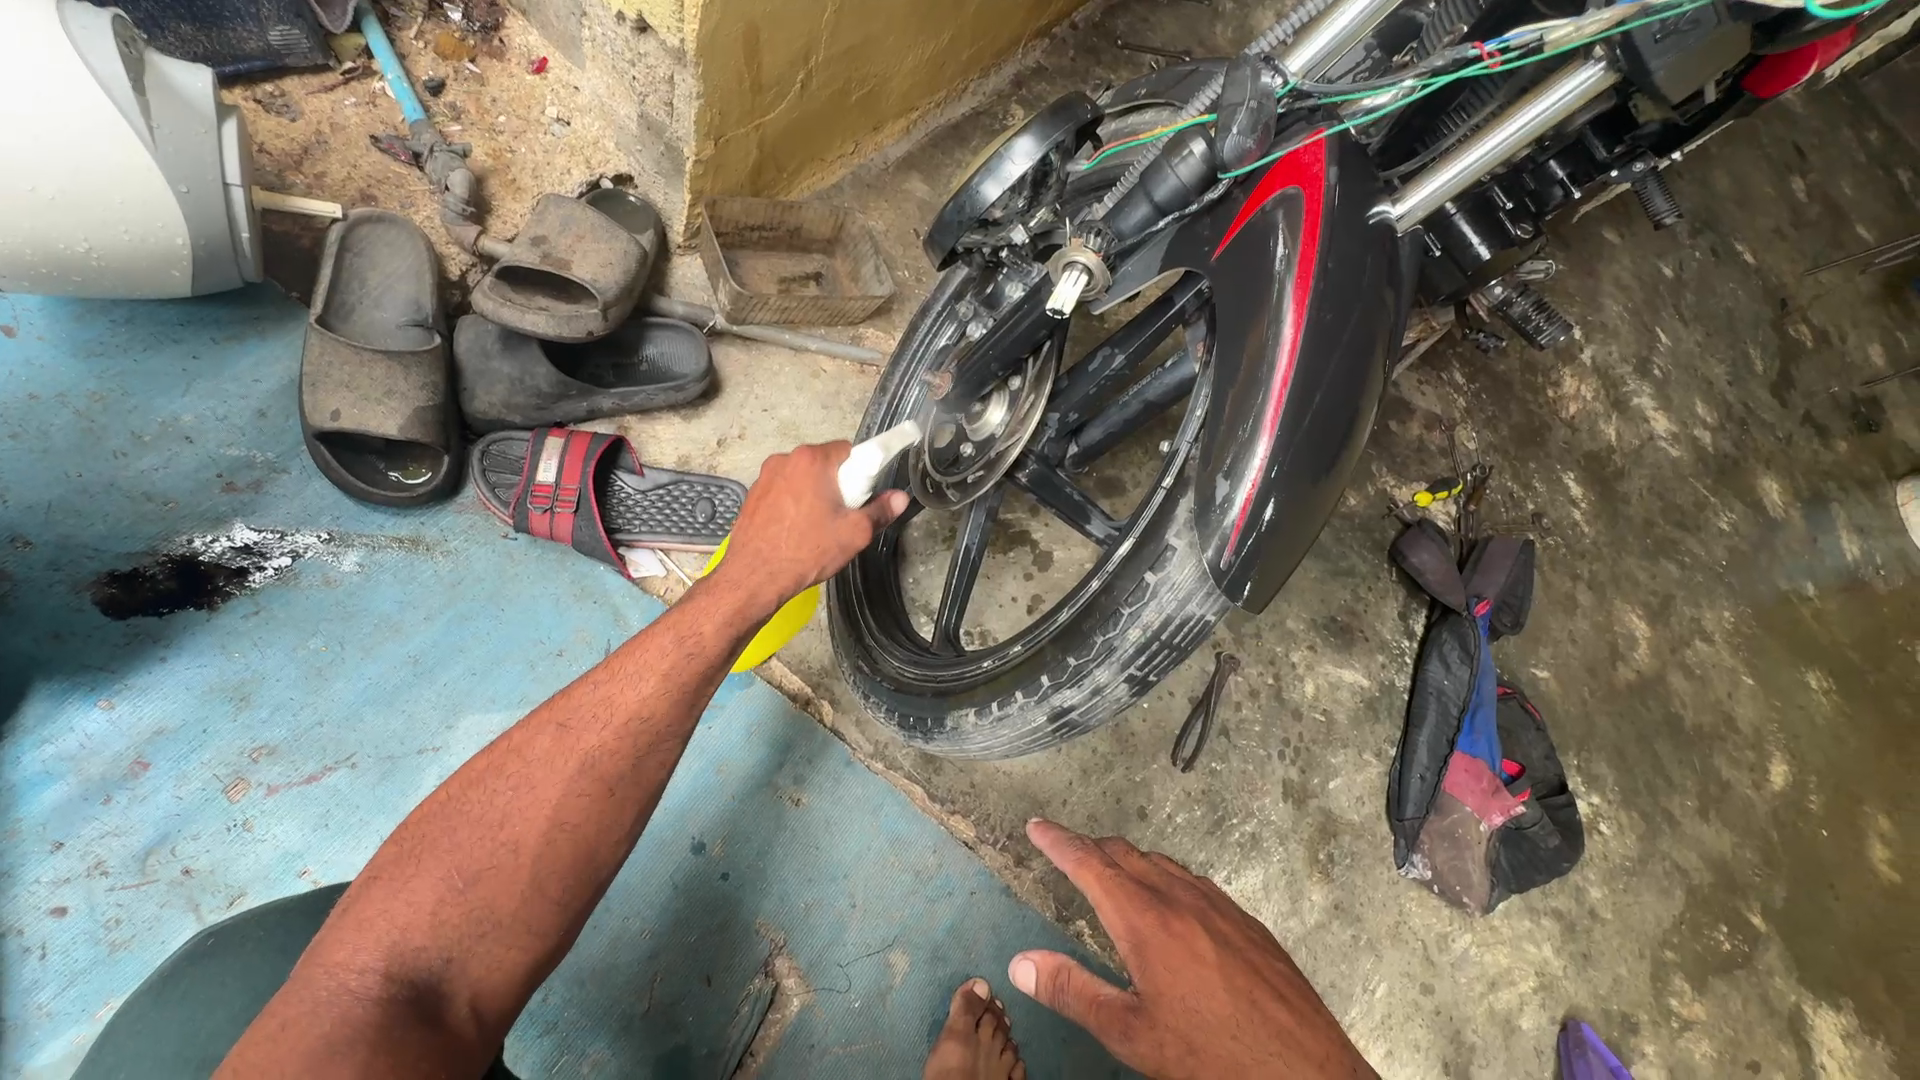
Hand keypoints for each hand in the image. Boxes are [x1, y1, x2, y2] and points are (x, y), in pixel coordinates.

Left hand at [717, 441, 908, 612]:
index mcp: (812, 460)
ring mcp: (765, 477)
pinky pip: (784, 492)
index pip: (848, 450)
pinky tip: (797, 531)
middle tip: (844, 516)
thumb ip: (880, 511)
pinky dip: (794, 505)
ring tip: (819, 527)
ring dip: (814, 494)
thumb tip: (899, 498)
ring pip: (803, 478)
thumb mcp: (855, 533)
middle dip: (837, 484)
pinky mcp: (753, 495)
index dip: (861, 472)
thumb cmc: (805, 551)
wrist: (755, 577)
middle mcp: (785, 460)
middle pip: (824, 463)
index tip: (863, 495)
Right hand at [1008, 820, 1374, 1079]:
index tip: (1037, 825)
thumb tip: (1021, 963)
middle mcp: (1179, 897)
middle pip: (1124, 853)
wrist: (1305, 1071)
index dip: (1058, 841)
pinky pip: (1194, 882)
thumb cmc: (1209, 1055)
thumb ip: (1073, 992)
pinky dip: (1165, 879)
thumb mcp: (1131, 1034)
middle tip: (1066, 852)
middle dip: (1089, 847)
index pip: (1089, 863)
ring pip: (1161, 863)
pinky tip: (1171, 908)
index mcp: (1144, 919)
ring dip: (1128, 861)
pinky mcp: (1247, 921)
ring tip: (1112, 876)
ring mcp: (1218, 905)